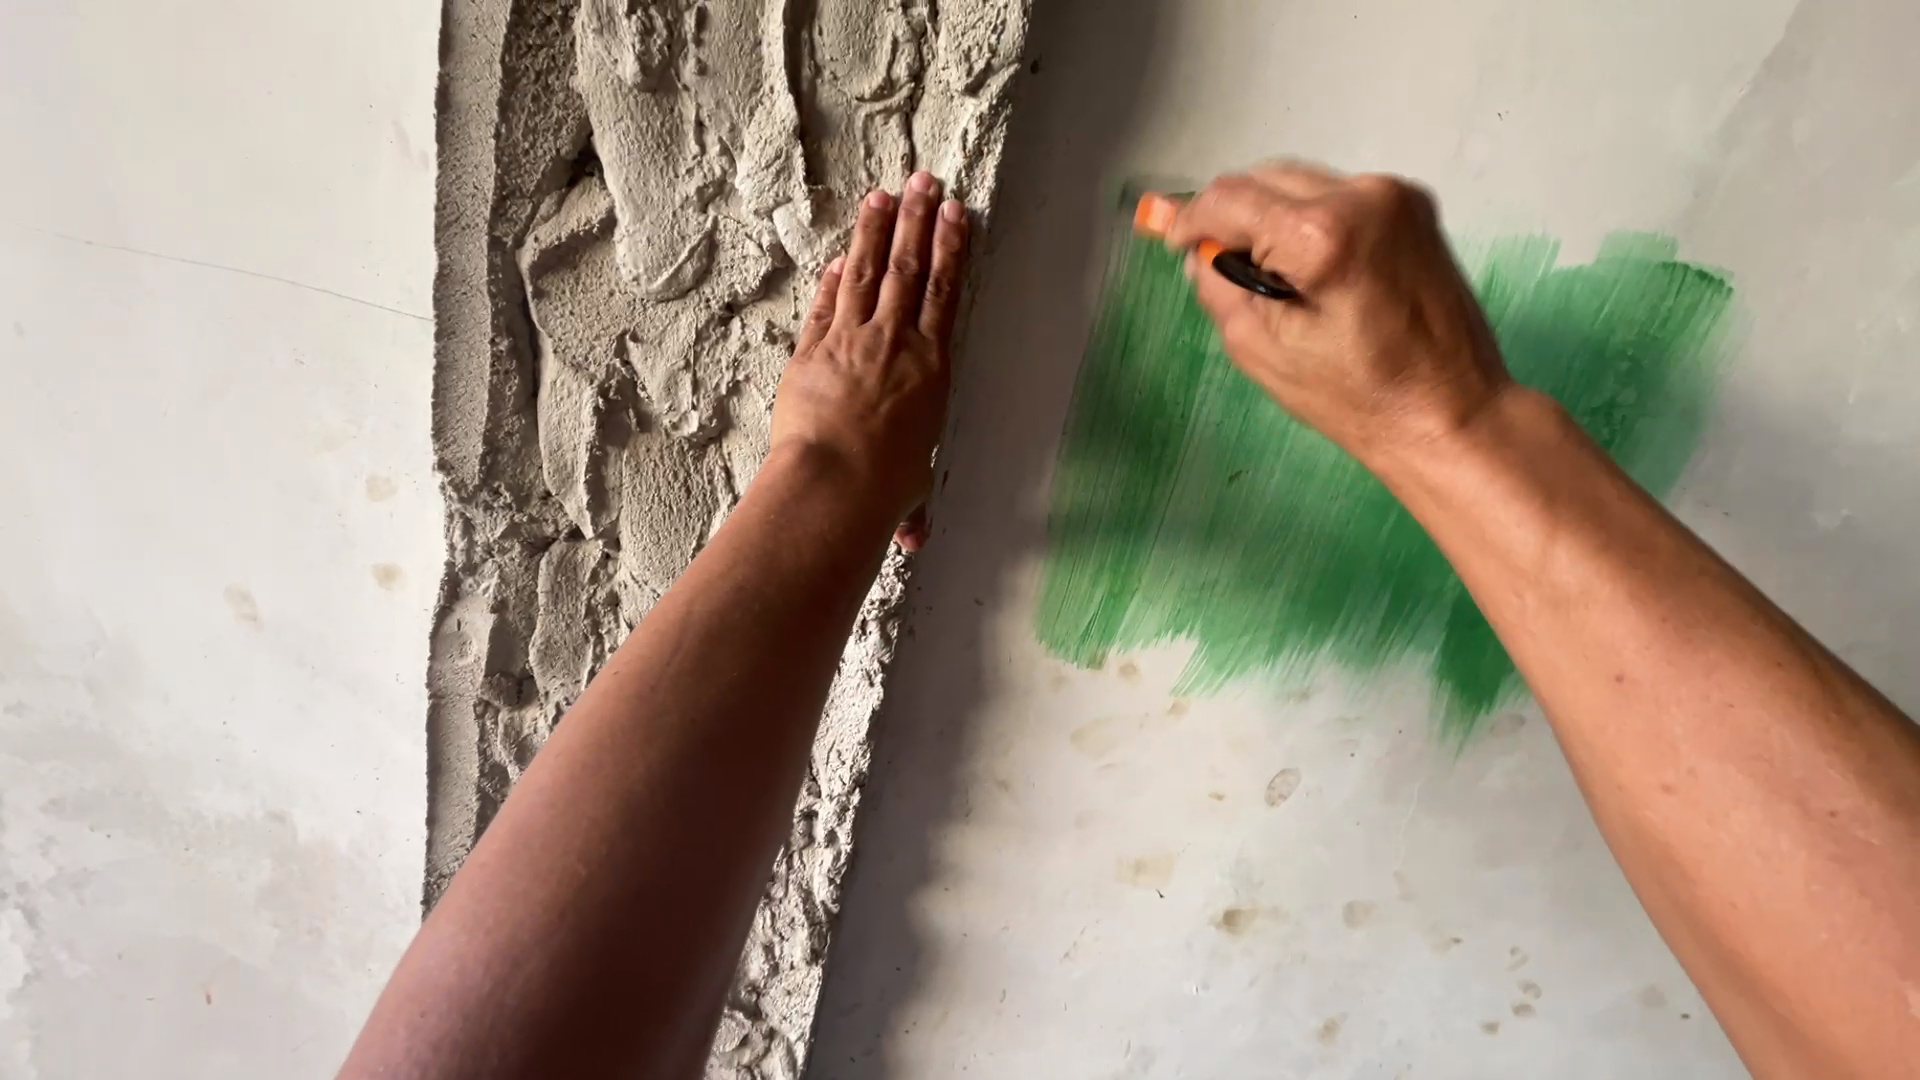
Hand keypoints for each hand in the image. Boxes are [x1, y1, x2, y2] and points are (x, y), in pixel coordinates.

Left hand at [769, 172, 969, 549]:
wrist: (834, 484)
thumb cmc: (884, 488)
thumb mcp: (908, 494)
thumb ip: (912, 507)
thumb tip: (913, 541)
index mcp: (931, 369)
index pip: (944, 295)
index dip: (951, 250)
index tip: (956, 215)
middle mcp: (895, 344)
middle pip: (909, 270)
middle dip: (918, 221)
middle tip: (924, 181)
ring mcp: (850, 342)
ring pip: (869, 275)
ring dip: (876, 234)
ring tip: (885, 198)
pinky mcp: (811, 352)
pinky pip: (827, 306)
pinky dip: (834, 279)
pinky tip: (841, 257)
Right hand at [1164, 162, 1512, 465]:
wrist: (1448, 408)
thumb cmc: (1351, 395)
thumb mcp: (1259, 348)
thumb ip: (1219, 288)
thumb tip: (1201, 253)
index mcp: (1320, 234)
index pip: (1230, 199)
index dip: (1190, 220)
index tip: (1173, 242)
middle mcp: (1362, 194)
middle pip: (1264, 178)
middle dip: (1229, 217)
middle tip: (1215, 264)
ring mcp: (1394, 194)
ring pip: (1299, 183)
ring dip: (1267, 217)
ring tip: (1264, 273)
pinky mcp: (1413, 206)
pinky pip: (1334, 196)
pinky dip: (1305, 221)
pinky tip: (1305, 267)